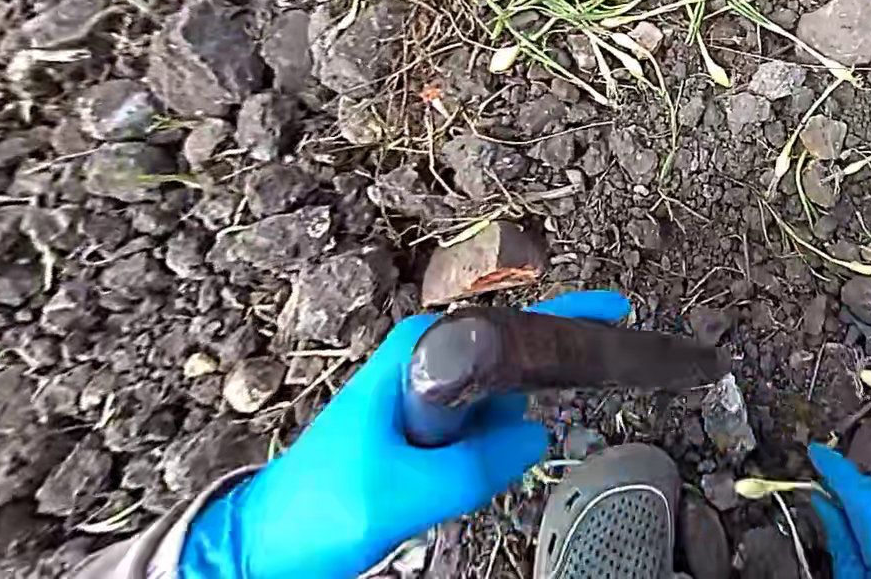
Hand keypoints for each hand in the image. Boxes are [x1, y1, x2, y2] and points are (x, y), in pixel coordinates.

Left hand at [178, 291, 631, 578]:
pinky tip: (465, 473)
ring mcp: (431, 380)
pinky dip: (493, 438)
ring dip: (506, 424)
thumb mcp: (398, 496)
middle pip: (516, 349)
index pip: (514, 319)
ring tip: (461, 474)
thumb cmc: (318, 513)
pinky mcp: (431, 413)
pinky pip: (484, 413)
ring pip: (504, 388)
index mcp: (421, 346)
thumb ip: (475, 467)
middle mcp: (431, 350)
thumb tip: (540, 433)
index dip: (567, 318)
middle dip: (534, 385)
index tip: (616, 314)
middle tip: (544, 414)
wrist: (254, 555)